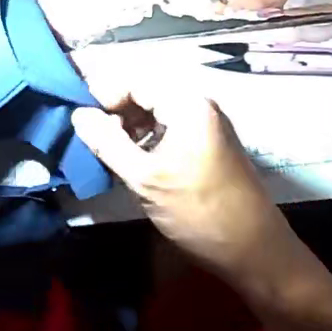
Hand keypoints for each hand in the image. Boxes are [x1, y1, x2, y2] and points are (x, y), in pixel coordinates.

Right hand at [71, 83, 309, 296]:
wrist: (253, 249)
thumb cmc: (198, 211)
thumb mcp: (145, 179)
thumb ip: (108, 143)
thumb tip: (79, 115)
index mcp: (187, 104)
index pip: (135, 81)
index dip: (103, 95)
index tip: (78, 119)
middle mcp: (199, 106)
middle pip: (147, 93)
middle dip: (115, 111)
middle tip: (89, 138)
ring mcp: (207, 125)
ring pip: (157, 113)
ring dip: (130, 127)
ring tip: (106, 152)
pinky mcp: (209, 145)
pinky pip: (170, 129)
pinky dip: (148, 139)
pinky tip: (131, 161)